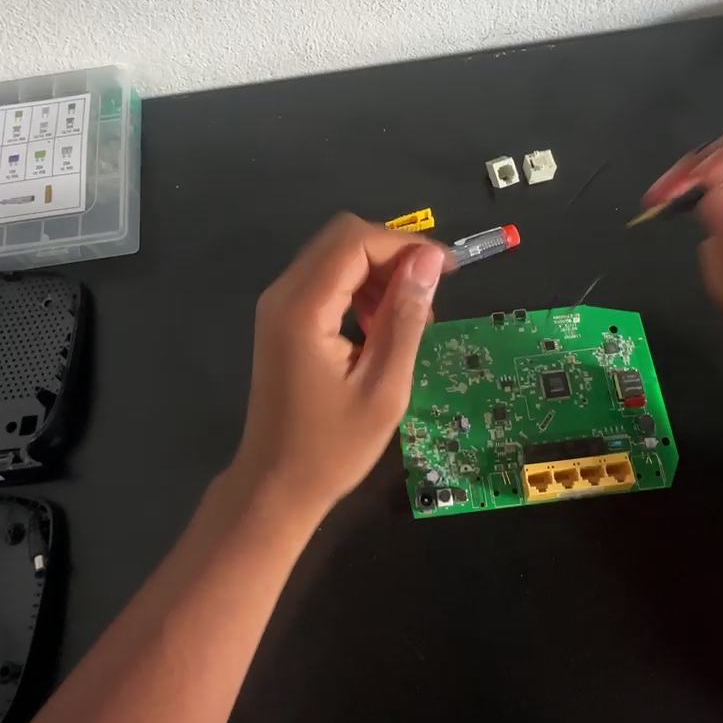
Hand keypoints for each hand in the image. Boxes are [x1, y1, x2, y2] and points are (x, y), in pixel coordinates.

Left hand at [231, 214, 448, 519]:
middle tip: (431, 291)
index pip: (355, 241)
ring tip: (409, 318)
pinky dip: (358, 288)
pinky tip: (379, 327)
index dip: (405, 245)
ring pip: (334, 255)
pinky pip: (325, 280)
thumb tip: (430, 260)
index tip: (448, 270)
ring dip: (377, 272)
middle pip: (342, 238)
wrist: (275, 485)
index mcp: (303, 308)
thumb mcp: (384, 387)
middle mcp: (283, 293)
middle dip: (392, 254)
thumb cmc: (332, 447)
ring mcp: (278, 304)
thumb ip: (406, 317)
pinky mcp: (282, 318)